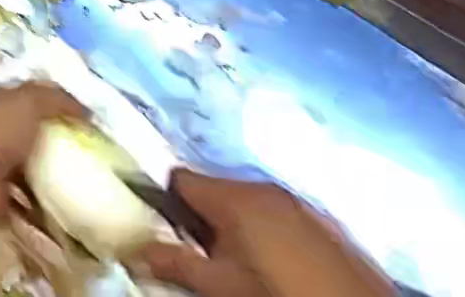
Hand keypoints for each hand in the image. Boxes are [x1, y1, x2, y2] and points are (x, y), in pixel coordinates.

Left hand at [0, 82, 85, 221]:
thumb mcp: (29, 101)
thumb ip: (56, 99)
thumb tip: (87, 110)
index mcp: (2, 104)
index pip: (33, 101)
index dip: (59, 108)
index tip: (90, 125)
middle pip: (35, 137)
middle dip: (60, 148)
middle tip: (96, 164)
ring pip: (34, 172)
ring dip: (55, 182)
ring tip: (90, 193)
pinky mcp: (2, 198)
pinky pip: (31, 205)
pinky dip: (48, 212)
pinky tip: (73, 216)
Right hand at [133, 171, 395, 296]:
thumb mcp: (222, 288)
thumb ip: (176, 264)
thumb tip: (135, 250)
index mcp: (234, 195)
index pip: (178, 178)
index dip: (164, 201)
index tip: (161, 226)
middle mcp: (265, 186)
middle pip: (215, 190)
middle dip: (204, 217)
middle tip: (202, 255)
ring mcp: (302, 204)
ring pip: (249, 202)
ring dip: (238, 224)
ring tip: (241, 263)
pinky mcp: (329, 225)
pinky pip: (282, 215)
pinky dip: (271, 232)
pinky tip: (278, 265)